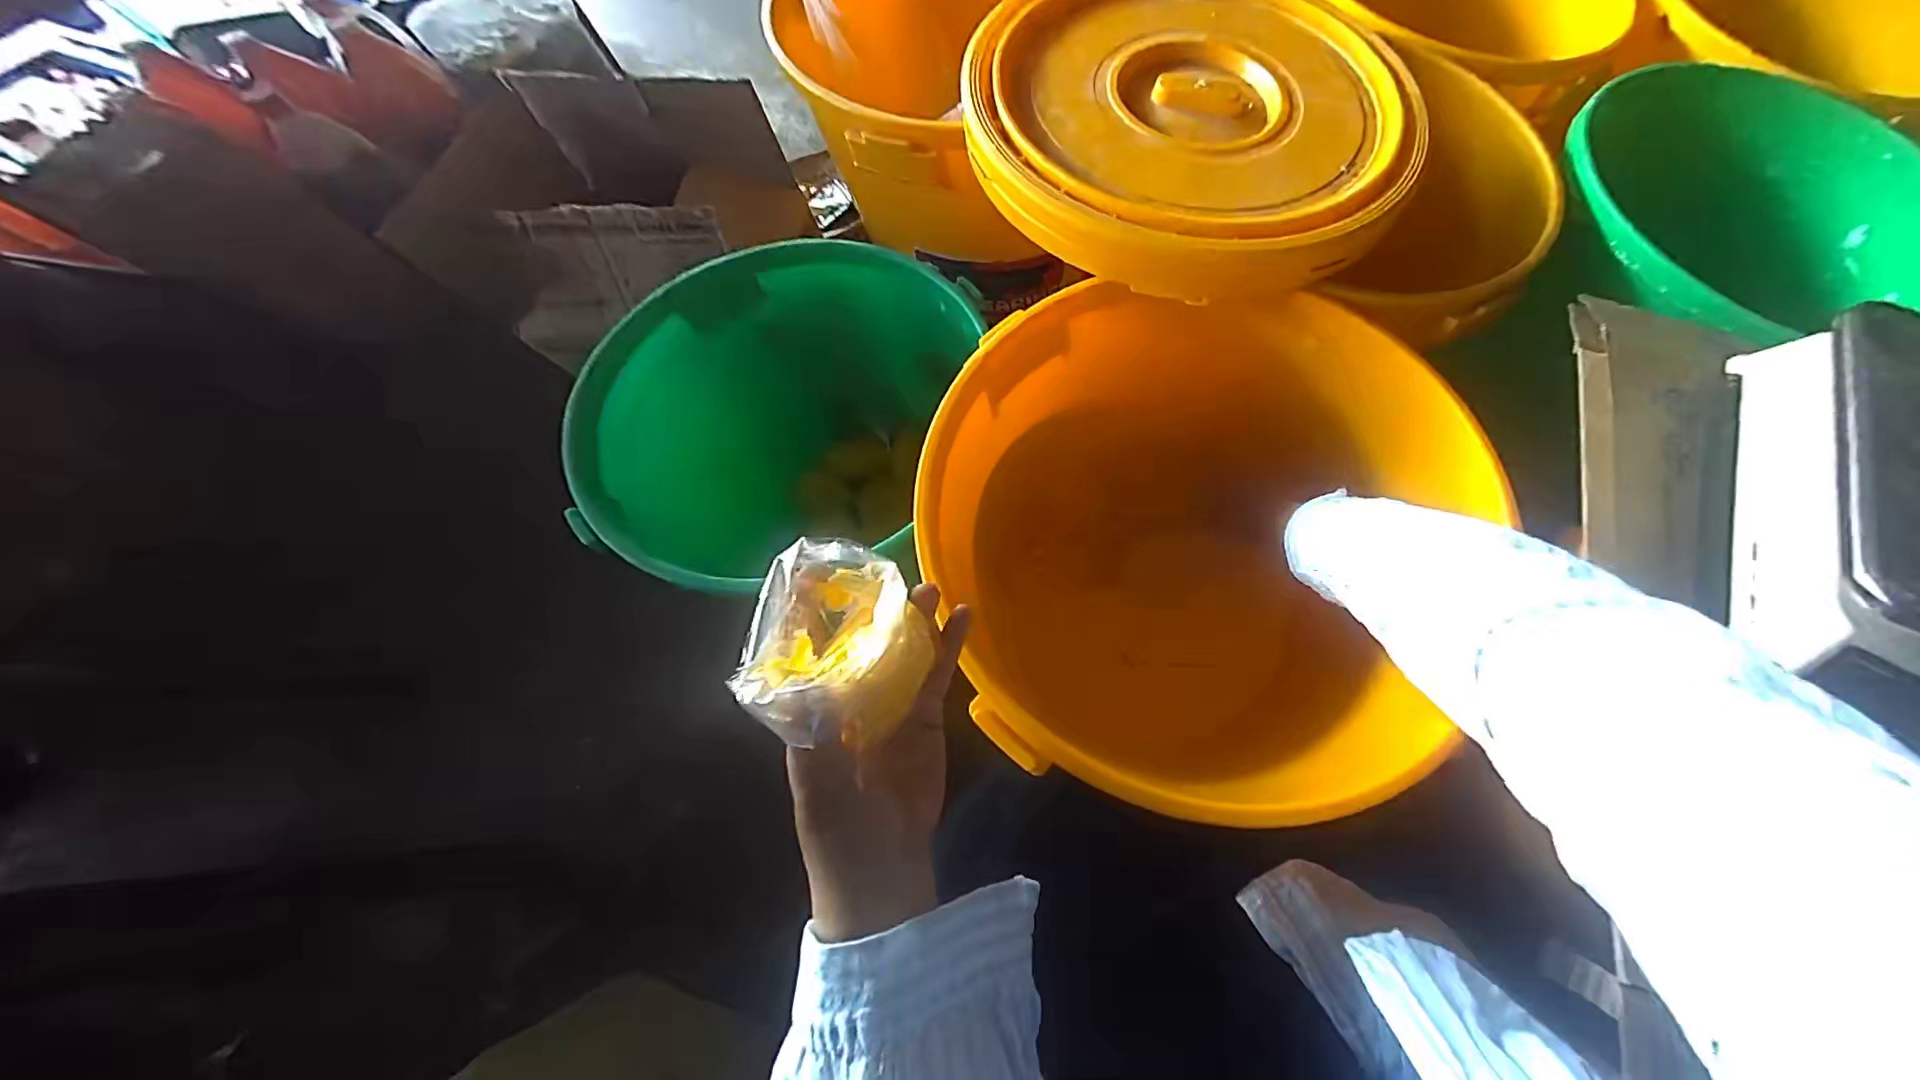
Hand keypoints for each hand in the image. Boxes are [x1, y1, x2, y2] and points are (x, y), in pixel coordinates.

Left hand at [786, 584, 971, 941]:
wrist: (882, 866)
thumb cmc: (837, 828)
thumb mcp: (815, 781)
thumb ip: (810, 732)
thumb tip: (804, 680)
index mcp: (818, 708)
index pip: (820, 653)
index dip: (826, 619)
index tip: (833, 582)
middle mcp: (854, 698)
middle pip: (868, 644)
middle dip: (879, 612)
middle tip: (893, 579)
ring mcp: (892, 704)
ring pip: (905, 652)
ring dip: (916, 621)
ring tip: (930, 588)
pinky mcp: (926, 717)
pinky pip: (936, 674)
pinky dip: (949, 646)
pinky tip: (962, 620)